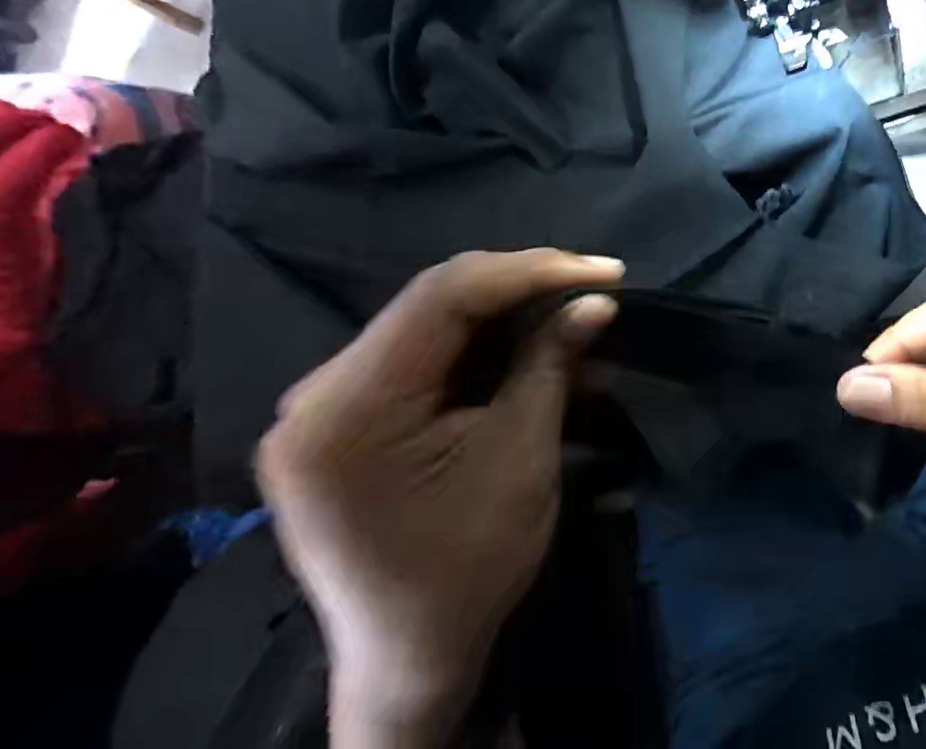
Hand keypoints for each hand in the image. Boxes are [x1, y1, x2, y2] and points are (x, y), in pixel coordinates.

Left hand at [257, 249, 623, 744]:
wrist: (413, 655)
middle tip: (599, 288)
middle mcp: (320, 393)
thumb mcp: (521, 456)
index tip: (605, 271)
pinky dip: (490, 352)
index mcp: (346, 408)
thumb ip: (551, 365)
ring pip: (436, 326)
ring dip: (515, 321)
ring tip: (583, 323)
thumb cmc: (469, 565)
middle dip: (527, 290)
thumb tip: (597, 301)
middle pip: (436, 304)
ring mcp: (330, 405)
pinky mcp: (352, 418)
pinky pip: (428, 359)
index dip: (532, 270)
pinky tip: (542, 356)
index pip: (443, 296)